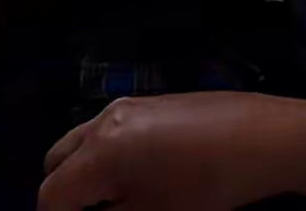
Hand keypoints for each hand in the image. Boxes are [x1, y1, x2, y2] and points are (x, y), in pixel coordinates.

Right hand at [39, 93, 305, 210]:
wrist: (254, 137)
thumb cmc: (205, 185)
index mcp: (100, 149)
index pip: (51, 194)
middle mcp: (104, 118)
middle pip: (56, 161)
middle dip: (63, 198)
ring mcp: (125, 106)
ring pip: (80, 145)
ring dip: (82, 179)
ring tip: (112, 209)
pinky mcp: (145, 105)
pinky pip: (104, 134)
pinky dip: (103, 162)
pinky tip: (133, 186)